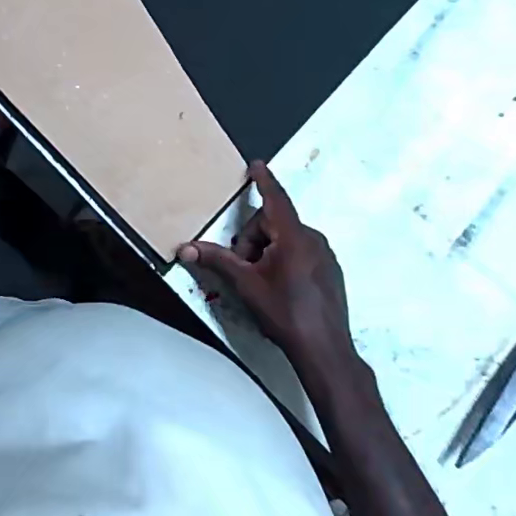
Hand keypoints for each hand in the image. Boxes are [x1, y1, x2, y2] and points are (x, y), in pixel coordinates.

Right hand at [180, 161, 353, 373]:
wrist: (325, 350)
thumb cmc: (286, 314)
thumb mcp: (245, 285)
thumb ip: (216, 260)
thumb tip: (187, 248)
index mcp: (293, 236)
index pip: (274, 198)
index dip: (263, 180)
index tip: (257, 164)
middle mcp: (313, 239)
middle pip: (272, 223)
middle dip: (252, 240)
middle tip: (244, 269)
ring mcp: (324, 255)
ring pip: (285, 239)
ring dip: (266, 252)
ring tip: (261, 281)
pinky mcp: (329, 271)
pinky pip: (300, 252)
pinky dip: (283, 260)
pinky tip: (279, 287)